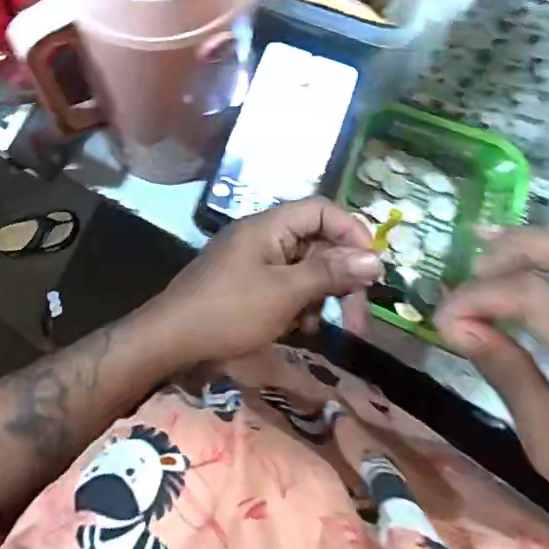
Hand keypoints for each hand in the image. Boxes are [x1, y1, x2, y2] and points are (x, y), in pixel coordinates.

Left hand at [144, 199, 381, 364]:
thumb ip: (329, 273)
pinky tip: (299, 330)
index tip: (372, 269)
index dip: (352, 232)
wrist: (173, 338)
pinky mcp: (248, 284)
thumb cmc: (230, 311)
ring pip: (305, 268)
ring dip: (321, 296)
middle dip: (342, 278)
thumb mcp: (285, 293)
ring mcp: (253, 260)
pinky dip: (299, 305)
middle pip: (317, 242)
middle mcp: (262, 236)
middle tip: (356, 321)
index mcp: (268, 226)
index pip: (321, 209)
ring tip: (320, 328)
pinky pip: (286, 285)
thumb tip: (375, 258)